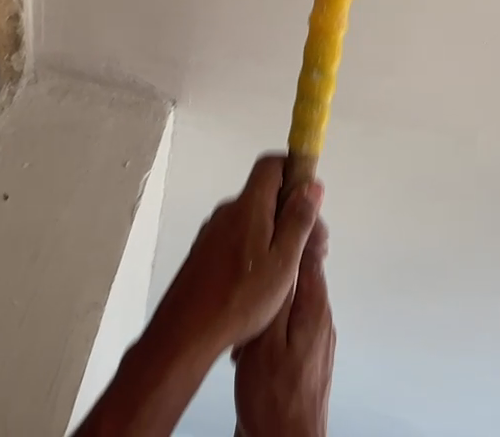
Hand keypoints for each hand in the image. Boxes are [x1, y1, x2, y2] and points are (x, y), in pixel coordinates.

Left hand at [151, 155, 323, 355]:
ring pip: (254, 219)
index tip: (311, 200)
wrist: (185, 333)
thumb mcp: (282, 262)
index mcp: (248, 206)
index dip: (294, 171)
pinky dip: (257, 247)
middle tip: (313, 247)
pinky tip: (263, 281)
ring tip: (291, 270)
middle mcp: (228, 211)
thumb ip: (298, 221)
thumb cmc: (240, 298)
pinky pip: (239, 236)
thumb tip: (312, 186)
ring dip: (277, 234)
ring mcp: (213, 232)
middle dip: (292, 212)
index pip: (272, 165)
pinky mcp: (205, 252)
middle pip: (266, 194)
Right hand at [234, 221, 334, 436]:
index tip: (283, 193)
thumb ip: (279, 289)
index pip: (312, 244)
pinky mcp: (302, 350)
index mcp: (313, 303)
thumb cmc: (273, 395)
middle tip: (252, 232)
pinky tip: (248, 316)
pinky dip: (269, 304)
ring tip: (244, 273)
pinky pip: (288, 312)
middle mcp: (319, 312)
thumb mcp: (266, 336)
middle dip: (279, 244)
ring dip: (271, 277)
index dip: (299, 215)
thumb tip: (294, 243)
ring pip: (292, 288)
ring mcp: (313, 331)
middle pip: (303, 262)